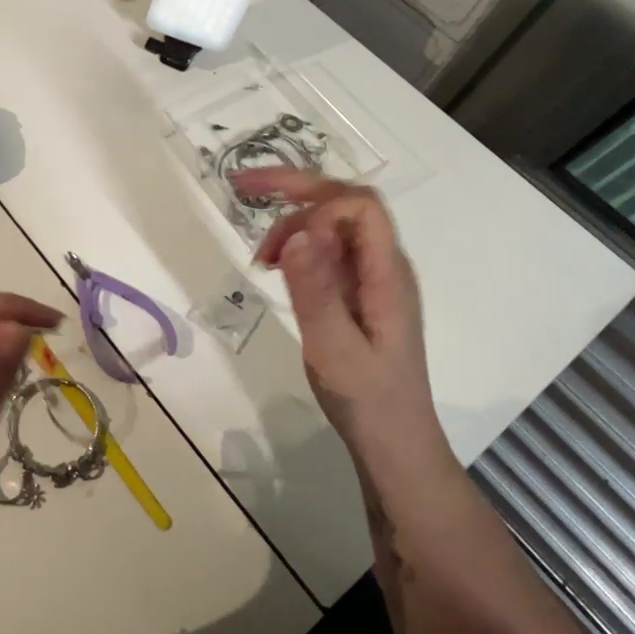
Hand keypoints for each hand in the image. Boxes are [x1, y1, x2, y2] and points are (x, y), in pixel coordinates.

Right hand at [235, 169, 444, 465]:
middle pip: (344, 203)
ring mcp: (371, 278)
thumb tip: (298, 235)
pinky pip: (328, 250)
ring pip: (332, 224)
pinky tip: (274, 268)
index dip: (315, 205)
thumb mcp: (335, 350)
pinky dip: (297, 246)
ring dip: (291, 224)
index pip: (360, 206)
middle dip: (294, 190)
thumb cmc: (369, 401)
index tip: (276, 242)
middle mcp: (383, 266)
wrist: (394, 446)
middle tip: (240, 187)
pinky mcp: (356, 293)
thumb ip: (317, 292)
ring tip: (260, 260)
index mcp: (388, 274)